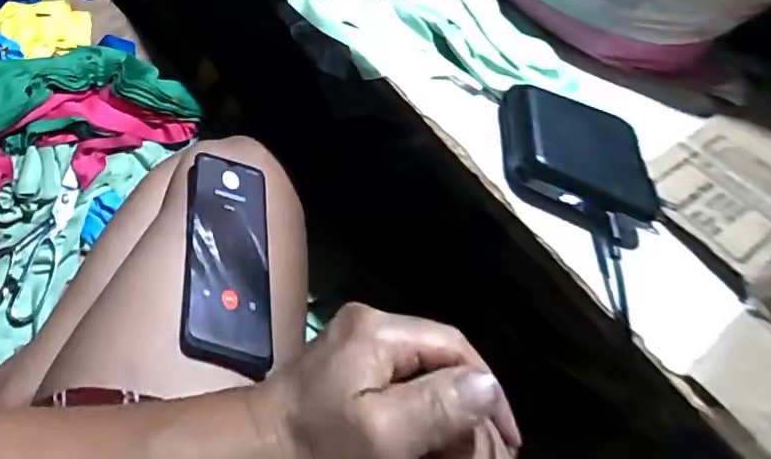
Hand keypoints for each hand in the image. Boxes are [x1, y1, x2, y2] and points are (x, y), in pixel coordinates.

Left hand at [256, 303, 519, 458]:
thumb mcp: (383, 433)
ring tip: (459, 456)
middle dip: (467, 409)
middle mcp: (369, 325)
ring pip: (423, 373)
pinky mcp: (350, 365)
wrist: (262, 444)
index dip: (486, 389)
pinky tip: (428, 444)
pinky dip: (420, 414)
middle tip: (484, 457)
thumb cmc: (321, 443)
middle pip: (439, 359)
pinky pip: (399, 382)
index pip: (452, 344)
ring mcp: (358, 343)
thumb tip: (489, 384)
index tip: (508, 441)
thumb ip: (435, 405)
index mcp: (378, 329)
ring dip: (447, 415)